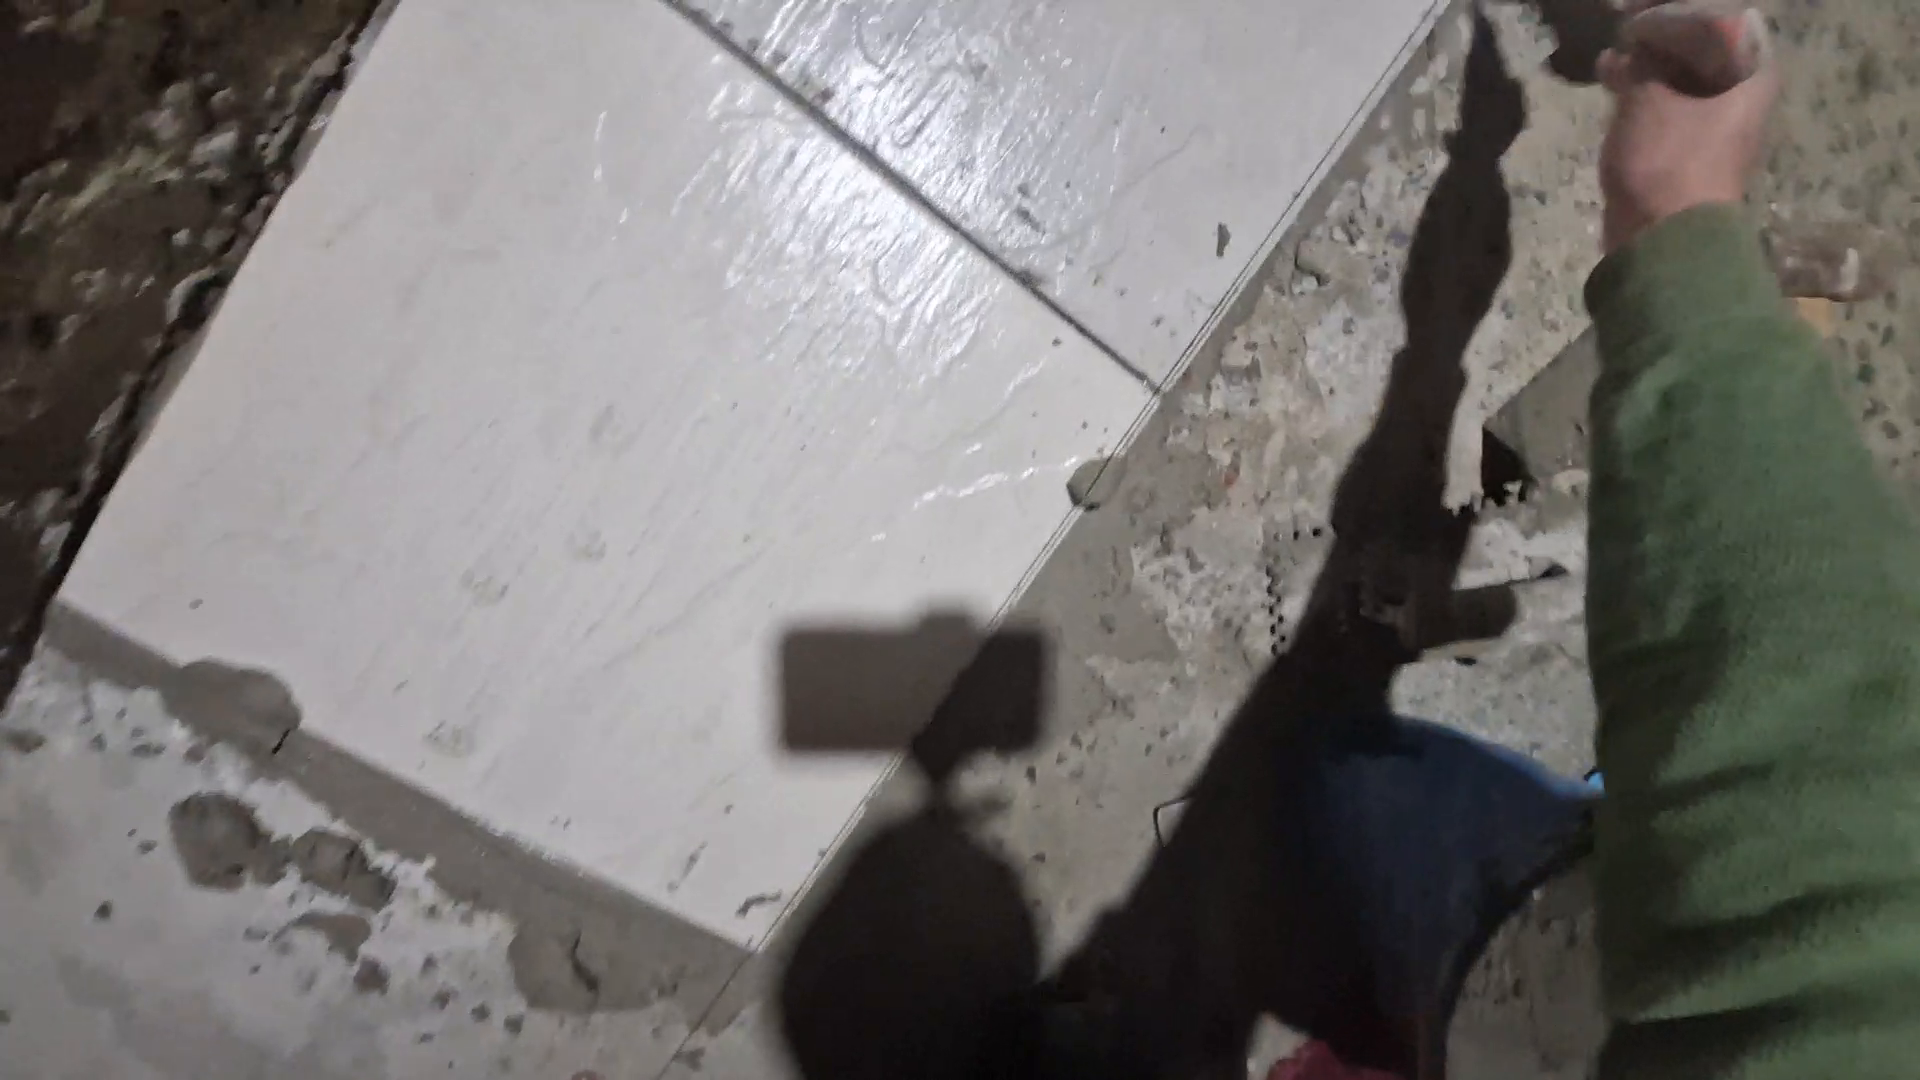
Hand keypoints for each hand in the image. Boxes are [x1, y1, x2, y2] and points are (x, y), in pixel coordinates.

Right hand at [1596, 11, 1778, 253]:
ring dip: (1646, 66)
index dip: (1670, 12)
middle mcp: (1742, 86)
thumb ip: (1640, 67)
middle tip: (1620, 31)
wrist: (1664, 235)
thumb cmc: (1664, 161)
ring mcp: (1716, 119)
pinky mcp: (1687, 146)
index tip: (1630, 14)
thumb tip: (1628, 46)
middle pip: (1702, 45)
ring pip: (1682, 75)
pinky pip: (1668, 104)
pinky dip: (1641, 95)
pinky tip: (1613, 93)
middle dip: (1658, 37)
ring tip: (1610, 63)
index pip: (1715, 18)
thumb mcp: (1647, 103)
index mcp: (1749, 67)